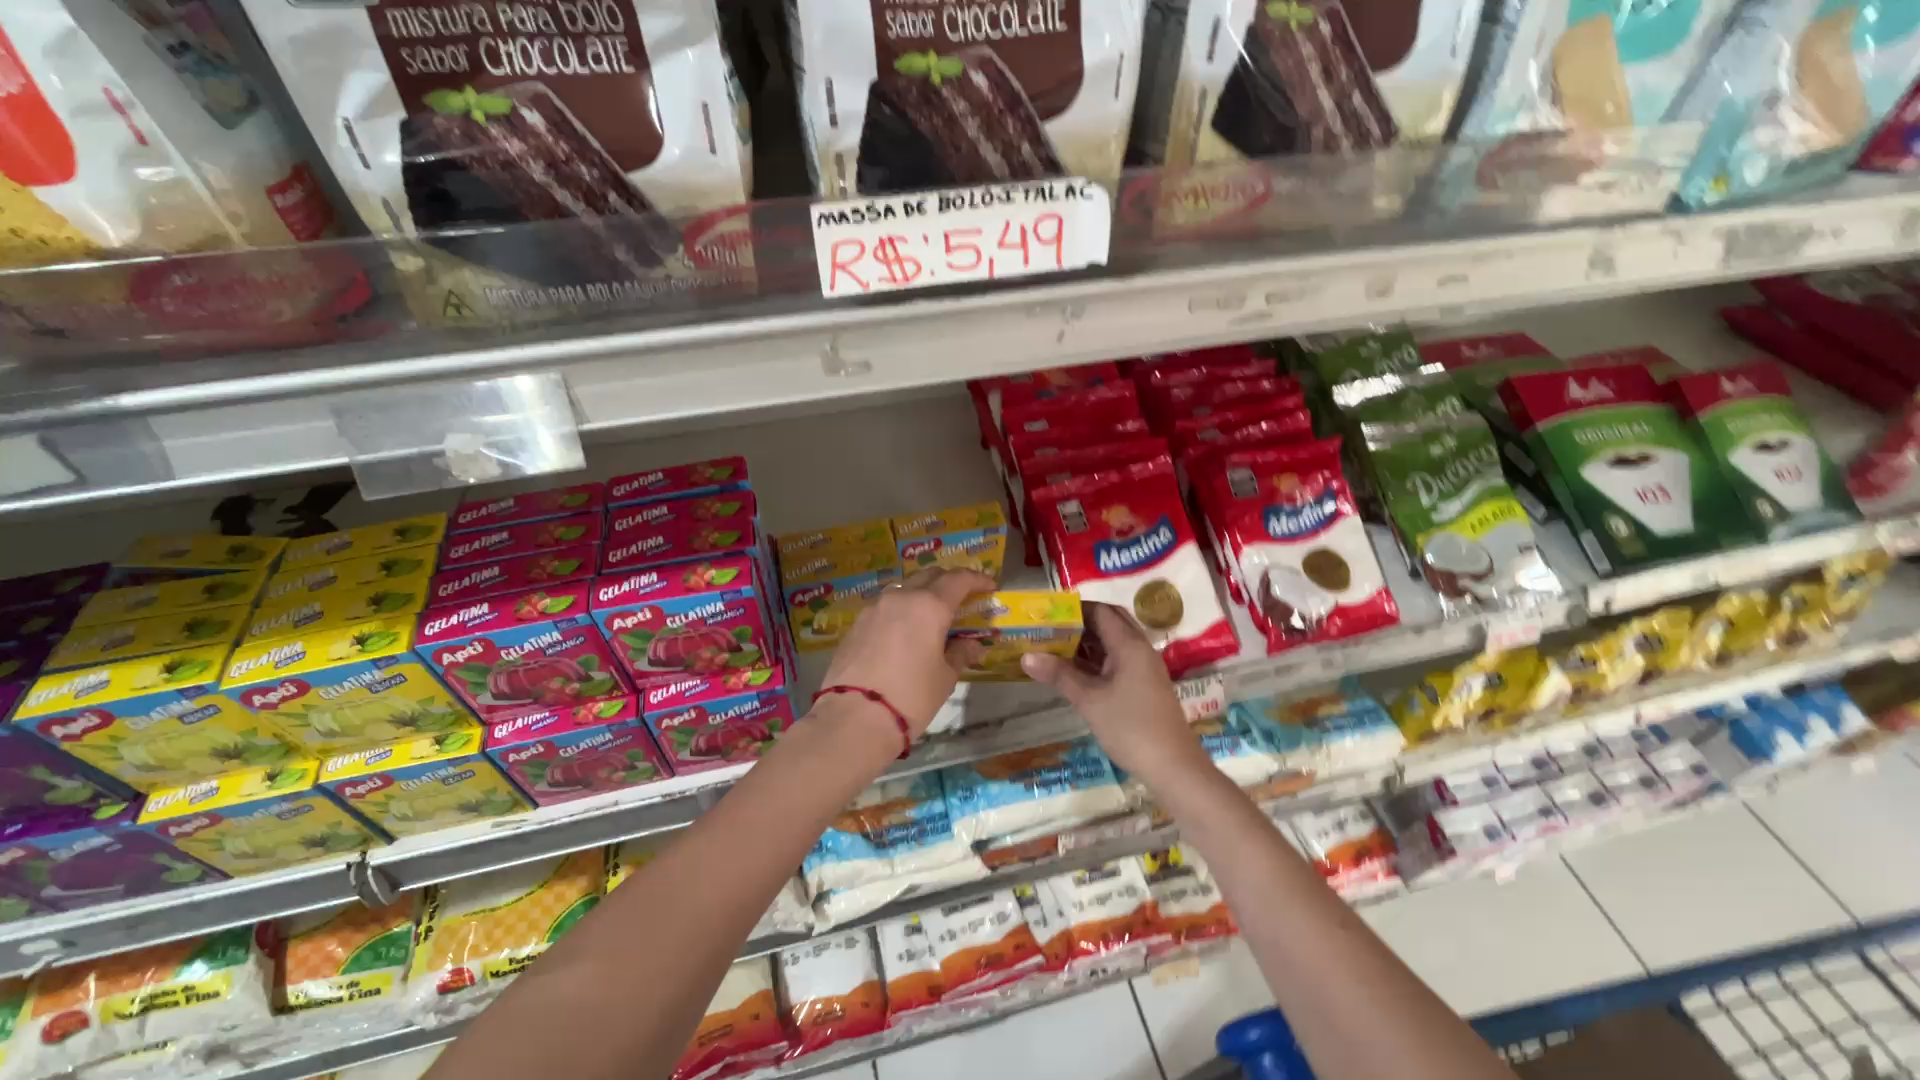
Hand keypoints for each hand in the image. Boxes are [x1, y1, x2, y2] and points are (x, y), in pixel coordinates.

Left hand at [819, 568, 994, 743]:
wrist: (854, 718)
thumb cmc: (910, 697)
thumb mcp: (944, 678)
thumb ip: (960, 654)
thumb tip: (971, 645)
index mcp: (929, 607)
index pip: (958, 580)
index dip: (977, 579)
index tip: (989, 586)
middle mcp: (900, 598)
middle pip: (929, 576)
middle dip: (949, 582)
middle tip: (962, 597)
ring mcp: (874, 609)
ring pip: (903, 589)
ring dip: (921, 594)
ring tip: (930, 615)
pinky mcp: (855, 625)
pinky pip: (884, 608)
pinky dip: (900, 612)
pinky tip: (902, 632)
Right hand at [1021, 602, 1210, 788]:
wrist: (1172, 765)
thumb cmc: (1130, 728)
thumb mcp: (1089, 700)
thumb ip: (1059, 675)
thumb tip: (1026, 656)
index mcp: (1129, 645)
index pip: (1100, 611)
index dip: (1073, 609)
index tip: (1046, 615)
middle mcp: (1140, 649)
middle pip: (1110, 622)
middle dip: (1080, 623)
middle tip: (1050, 631)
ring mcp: (1144, 668)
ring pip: (1114, 642)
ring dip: (1088, 643)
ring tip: (1055, 648)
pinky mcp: (1145, 685)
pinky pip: (1118, 660)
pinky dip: (1097, 660)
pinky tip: (1075, 672)